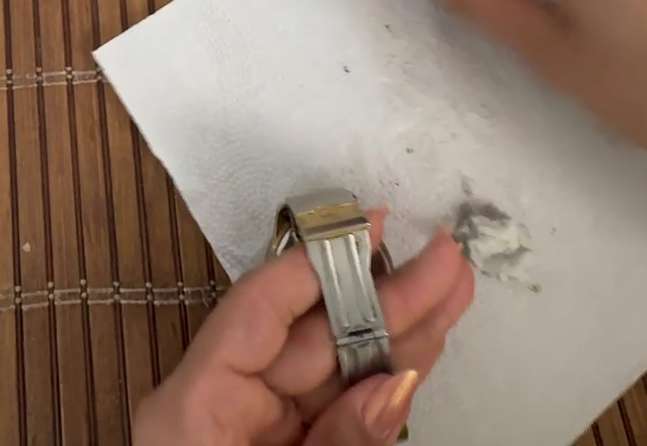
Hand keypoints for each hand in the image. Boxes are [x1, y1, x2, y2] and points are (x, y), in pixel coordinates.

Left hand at [133, 213, 472, 445]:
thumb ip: (342, 445)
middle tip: (444, 259)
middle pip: (309, 335)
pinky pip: (338, 405)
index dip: (316, 261)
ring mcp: (255, 430)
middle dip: (383, 297)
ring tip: (453, 292)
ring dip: (397, 333)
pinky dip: (384, 379)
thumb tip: (397, 381)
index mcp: (193, 408)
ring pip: (334, 367)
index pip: (257, 308)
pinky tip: (424, 348)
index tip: (368, 224)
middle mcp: (221, 405)